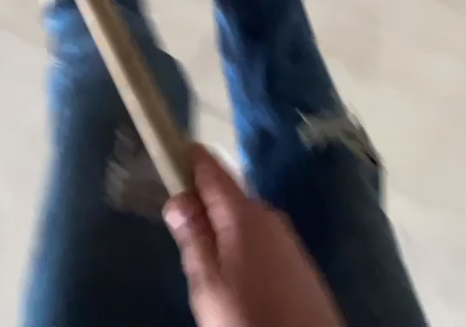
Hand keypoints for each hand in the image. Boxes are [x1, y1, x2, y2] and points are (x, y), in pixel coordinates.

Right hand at [164, 147, 344, 326]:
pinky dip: (243, 246)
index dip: (188, 158)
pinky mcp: (298, 260)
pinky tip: (239, 279)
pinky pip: (261, 239)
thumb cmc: (250, 320)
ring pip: (243, 219)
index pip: (211, 168)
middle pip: (226, 195)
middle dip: (202, 207)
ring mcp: (287, 236)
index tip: (167, 155)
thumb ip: (193, 238)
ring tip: (209, 267)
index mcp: (243, 213)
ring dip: (222, 230)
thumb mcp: (208, 286)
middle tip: (183, 237)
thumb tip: (177, 197)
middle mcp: (268, 214)